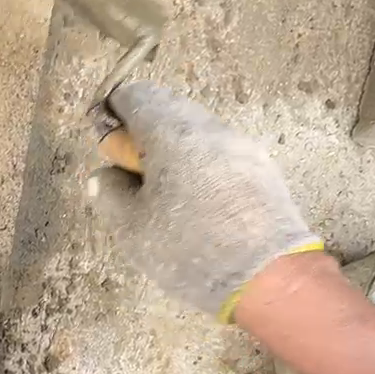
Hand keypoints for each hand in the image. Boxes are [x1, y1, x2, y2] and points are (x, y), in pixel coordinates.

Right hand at [86, 82, 321, 319]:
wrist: (270, 278)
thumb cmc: (190, 249)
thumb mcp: (132, 228)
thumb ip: (109, 193)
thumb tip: (104, 176)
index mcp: (173, 132)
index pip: (136, 95)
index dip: (113, 113)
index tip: (107, 147)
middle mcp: (211, 128)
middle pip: (169, 110)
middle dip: (144, 136)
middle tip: (133, 177)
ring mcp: (243, 148)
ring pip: (197, 134)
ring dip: (174, 153)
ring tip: (166, 198)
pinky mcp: (263, 171)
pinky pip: (221, 156)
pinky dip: (201, 169)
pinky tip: (199, 209)